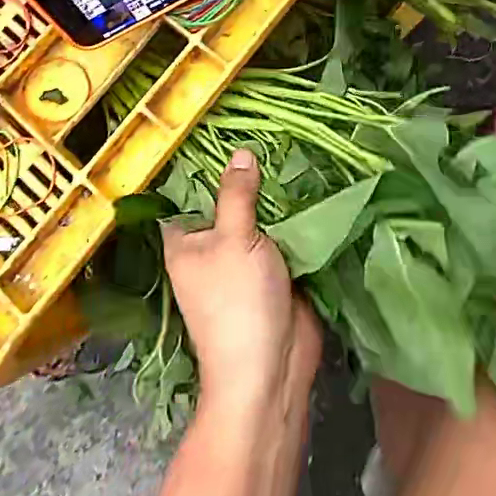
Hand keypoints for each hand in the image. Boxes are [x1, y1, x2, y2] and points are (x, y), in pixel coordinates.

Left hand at [148, 152, 319, 495]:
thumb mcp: (234, 239)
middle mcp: (211, 245)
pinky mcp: (275, 268)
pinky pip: (282, 234)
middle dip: (246, 173)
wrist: (273, 369)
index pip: (186, 191)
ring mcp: (244, 258)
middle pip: (227, 199)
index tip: (223, 126)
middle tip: (269, 130)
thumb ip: (237, 194)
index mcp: (185, 240)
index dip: (201, 161)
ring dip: (274, 194)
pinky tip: (310, 183)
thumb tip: (241, 152)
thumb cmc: (237, 302)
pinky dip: (294, 215)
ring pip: (258, 215)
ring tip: (292, 146)